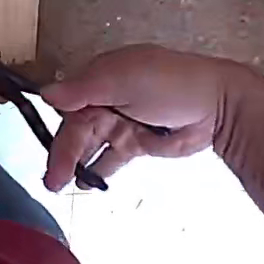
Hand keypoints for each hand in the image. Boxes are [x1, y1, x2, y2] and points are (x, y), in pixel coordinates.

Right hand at [40, 45, 259, 191]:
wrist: (217, 105)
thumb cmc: (169, 84)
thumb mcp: (123, 80)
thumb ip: (83, 90)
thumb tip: (45, 94)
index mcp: (100, 77)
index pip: (68, 104)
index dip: (57, 128)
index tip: (47, 152)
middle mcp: (106, 99)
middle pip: (76, 129)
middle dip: (63, 154)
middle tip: (53, 181)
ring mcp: (121, 121)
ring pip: (89, 145)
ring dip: (74, 164)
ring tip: (58, 186)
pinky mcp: (135, 142)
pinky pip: (109, 157)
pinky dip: (96, 169)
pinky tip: (85, 183)